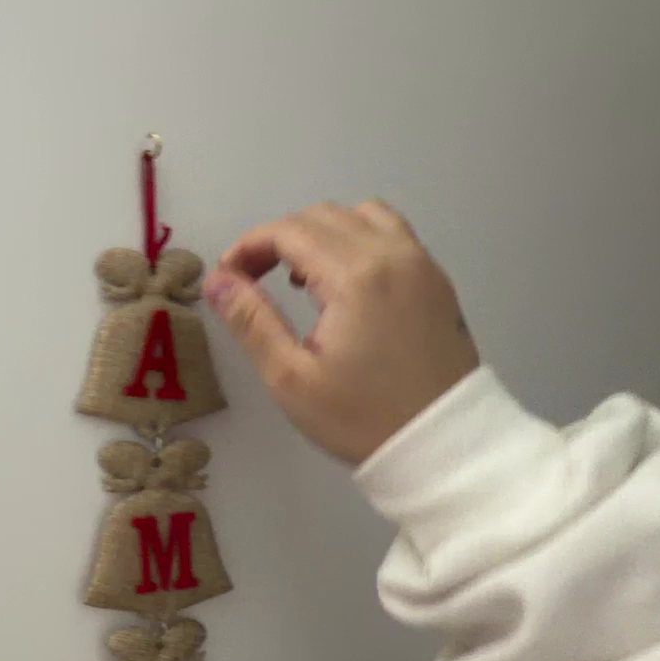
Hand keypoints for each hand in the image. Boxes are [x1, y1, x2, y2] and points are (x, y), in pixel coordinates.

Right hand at [202, 201, 479, 464]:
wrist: (443, 444)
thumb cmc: (359, 417)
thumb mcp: (289, 378)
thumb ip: (251, 321)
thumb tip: (216, 280)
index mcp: (355, 276)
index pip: (289, 232)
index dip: (248, 247)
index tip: (226, 279)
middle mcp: (392, 254)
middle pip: (322, 216)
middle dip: (277, 239)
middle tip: (250, 281)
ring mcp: (421, 264)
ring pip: (360, 216)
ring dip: (318, 234)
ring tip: (297, 278)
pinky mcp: (435, 280)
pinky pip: (390, 234)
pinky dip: (354, 240)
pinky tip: (340, 284)